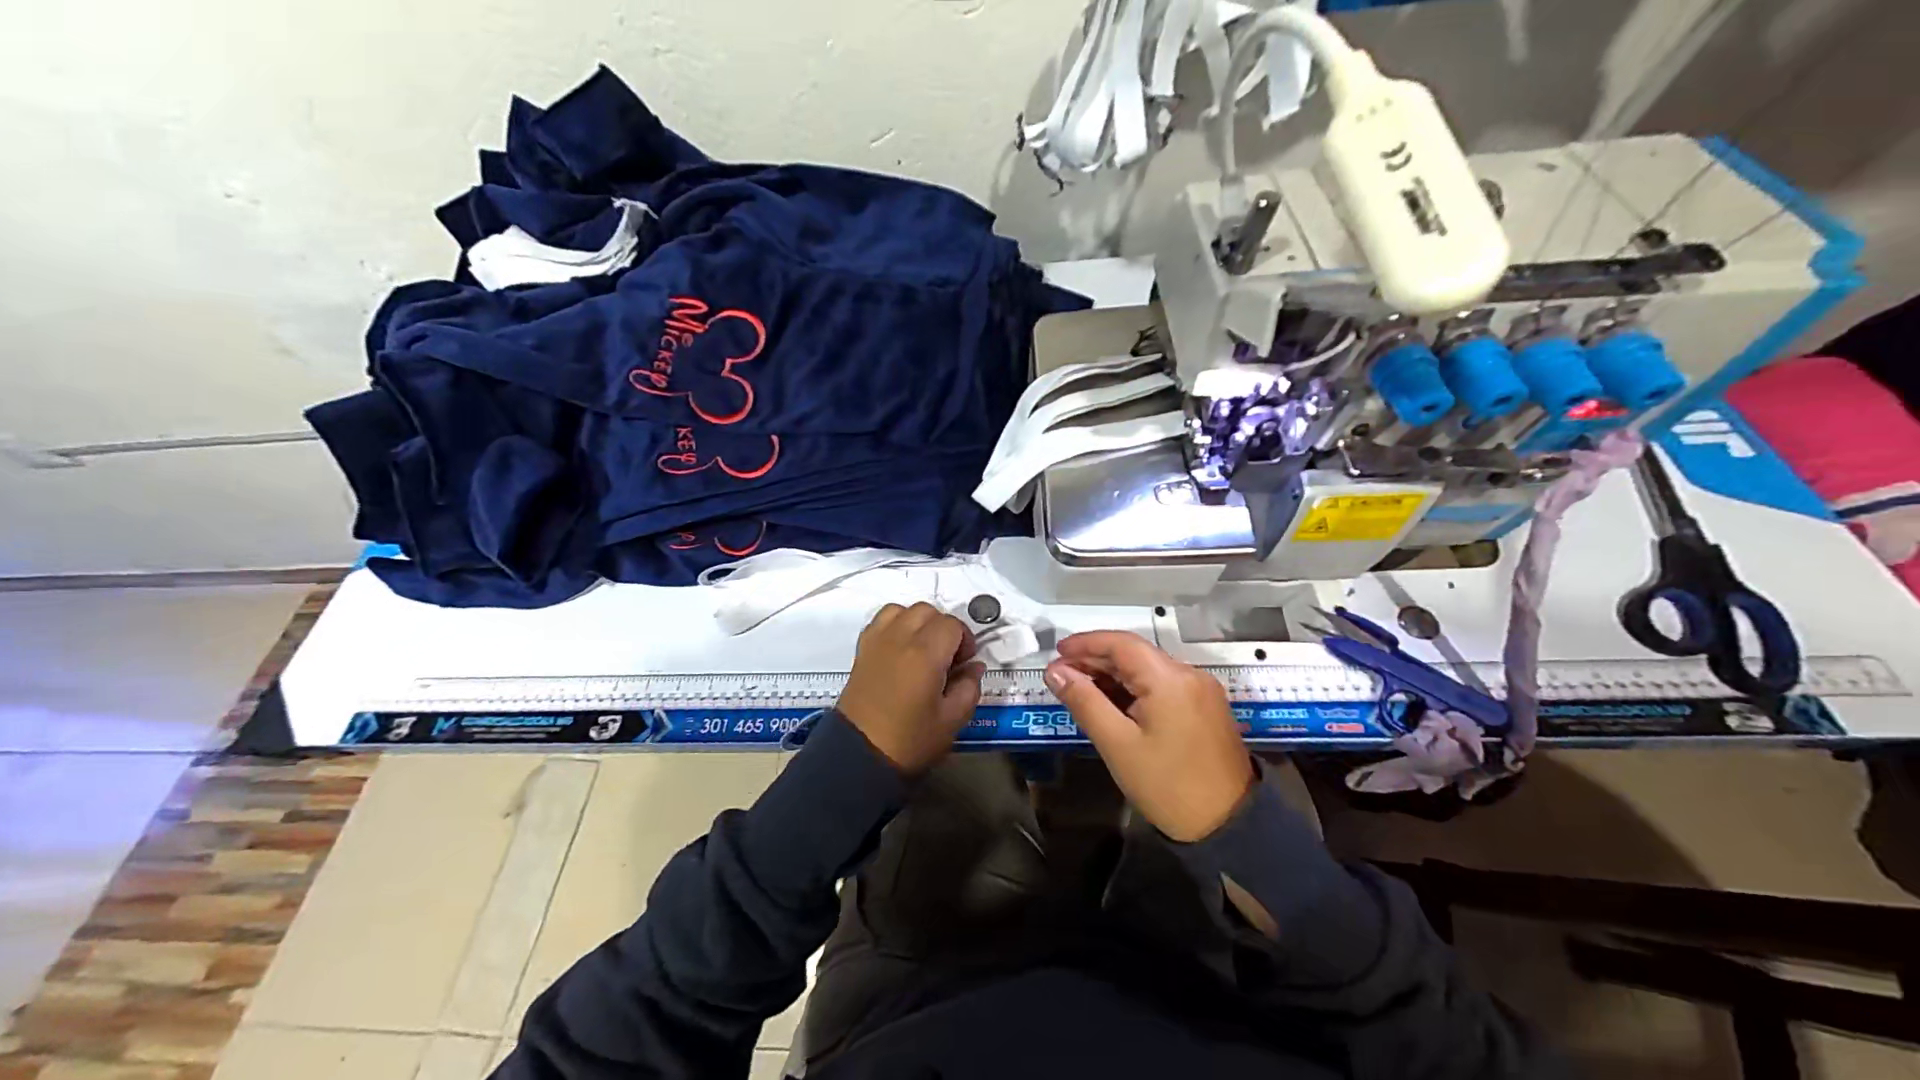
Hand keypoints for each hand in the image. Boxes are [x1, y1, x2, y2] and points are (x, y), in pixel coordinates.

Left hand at [836, 603, 984, 774]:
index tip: (965, 664)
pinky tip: (901, 650)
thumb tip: (974, 667)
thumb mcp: (952, 720)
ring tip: (923, 650)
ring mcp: (877, 641)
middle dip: (943, 628)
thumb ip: (969, 687)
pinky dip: (895, 625)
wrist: (859, 755)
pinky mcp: (862, 650)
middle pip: (928, 611)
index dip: (965, 640)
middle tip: (948, 658)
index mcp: (925, 653)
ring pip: (902, 610)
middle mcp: (899, 638)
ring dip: (918, 622)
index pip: (952, 624)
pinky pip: (881, 621)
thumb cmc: (910, 741)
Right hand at [1044, 631, 1253, 841]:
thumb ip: (1084, 701)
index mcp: (1169, 678)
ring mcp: (1201, 690)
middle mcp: (1189, 674)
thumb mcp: (1117, 744)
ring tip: (1080, 688)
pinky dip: (1134, 688)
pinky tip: (1113, 702)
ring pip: (1148, 669)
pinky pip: (1163, 685)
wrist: (1227, 826)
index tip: (1056, 652)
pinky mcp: (1205, 707)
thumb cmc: (1166, 785)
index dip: (1086, 642)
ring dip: (1113, 674)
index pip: (1121, 643)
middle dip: (1096, 659)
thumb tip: (1056, 671)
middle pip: (1135, 653)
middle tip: (1061, 674)